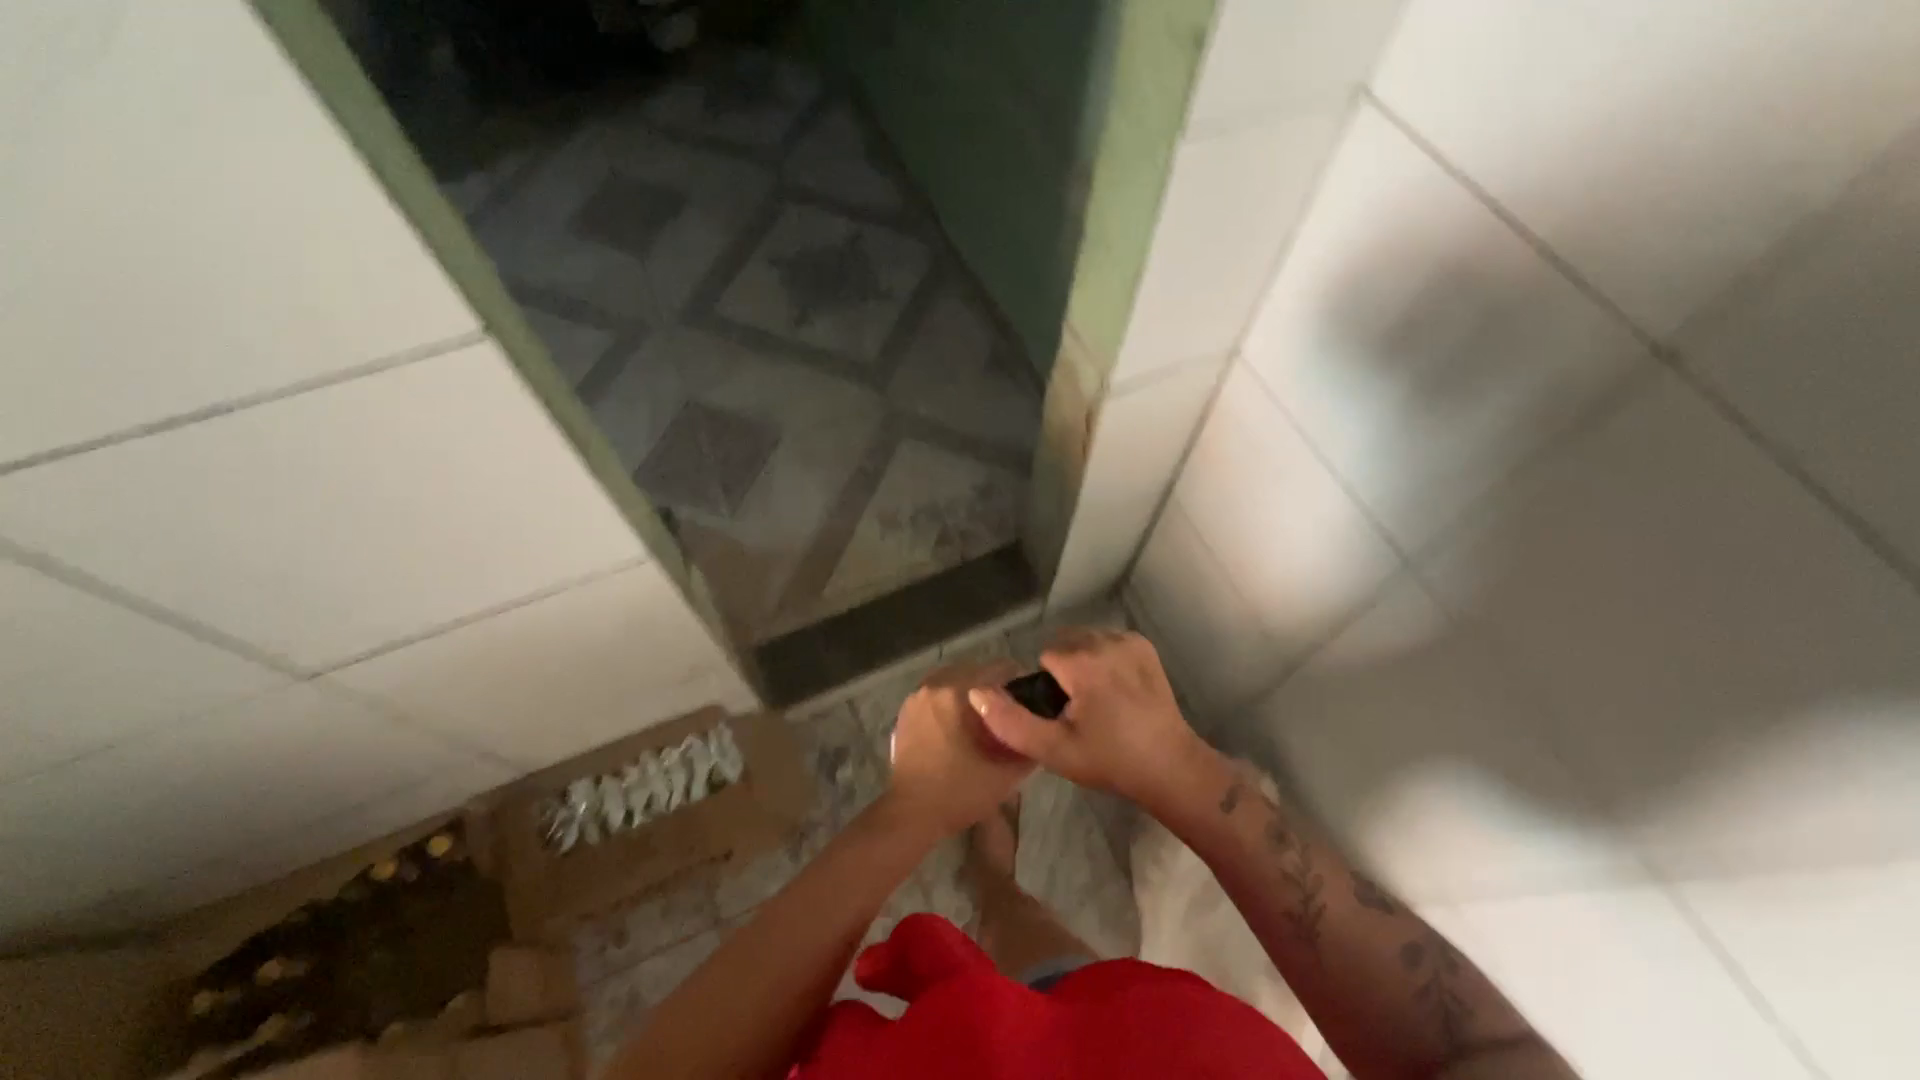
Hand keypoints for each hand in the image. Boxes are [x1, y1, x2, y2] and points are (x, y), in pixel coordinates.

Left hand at [883, 659, 1034, 834]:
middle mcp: (935, 686)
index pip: (998, 669)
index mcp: (958, 694)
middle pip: (974, 670)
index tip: (1027, 700)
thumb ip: (1028, 746)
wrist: (913, 813)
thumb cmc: (960, 793)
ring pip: (952, 679)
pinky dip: (950, 699)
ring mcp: (916, 697)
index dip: (1018, 682)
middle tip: (1006, 710)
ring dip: (970, 690)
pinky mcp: (905, 711)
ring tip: (983, 716)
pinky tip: (959, 722)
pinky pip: (935, 692)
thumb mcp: (1007, 774)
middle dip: (993, 685)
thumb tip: (1038, 728)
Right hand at [968, 629, 1206, 805]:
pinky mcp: (1145, 648)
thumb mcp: (1053, 749)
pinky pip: (1109, 642)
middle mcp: (1106, 641)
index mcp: (1083, 661)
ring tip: (1098, 702)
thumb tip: (977, 692)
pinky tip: (1116, 690)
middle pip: (1065, 643)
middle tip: (1080, 712)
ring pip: (1086, 640)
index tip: (1063, 716)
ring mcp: (1130, 642)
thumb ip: (1010, 721)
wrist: (1168, 766)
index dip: (1047, 687)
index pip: (1044, 657)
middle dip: (1065, 671)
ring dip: (1084, 662)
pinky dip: (1105, 659)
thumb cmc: (1108, 760)